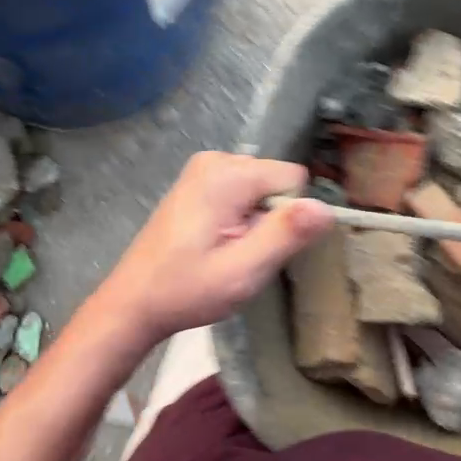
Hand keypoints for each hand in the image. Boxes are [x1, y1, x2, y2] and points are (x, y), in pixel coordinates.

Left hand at [93, 152, 333, 343]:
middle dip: (270, 216)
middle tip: (242, 253)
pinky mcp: (197, 181)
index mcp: (227, 174)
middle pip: (275, 179)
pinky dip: (238, 215)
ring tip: (227, 250)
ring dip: (254, 219)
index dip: (287, 216)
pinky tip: (216, 241)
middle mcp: (215, 159)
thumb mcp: (243, 271)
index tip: (262, 246)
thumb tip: (326, 207)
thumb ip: (285, 235)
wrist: (134, 301)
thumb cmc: (187, 290)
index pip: (293, 178)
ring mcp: (203, 168)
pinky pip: (241, 190)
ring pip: (260, 187)